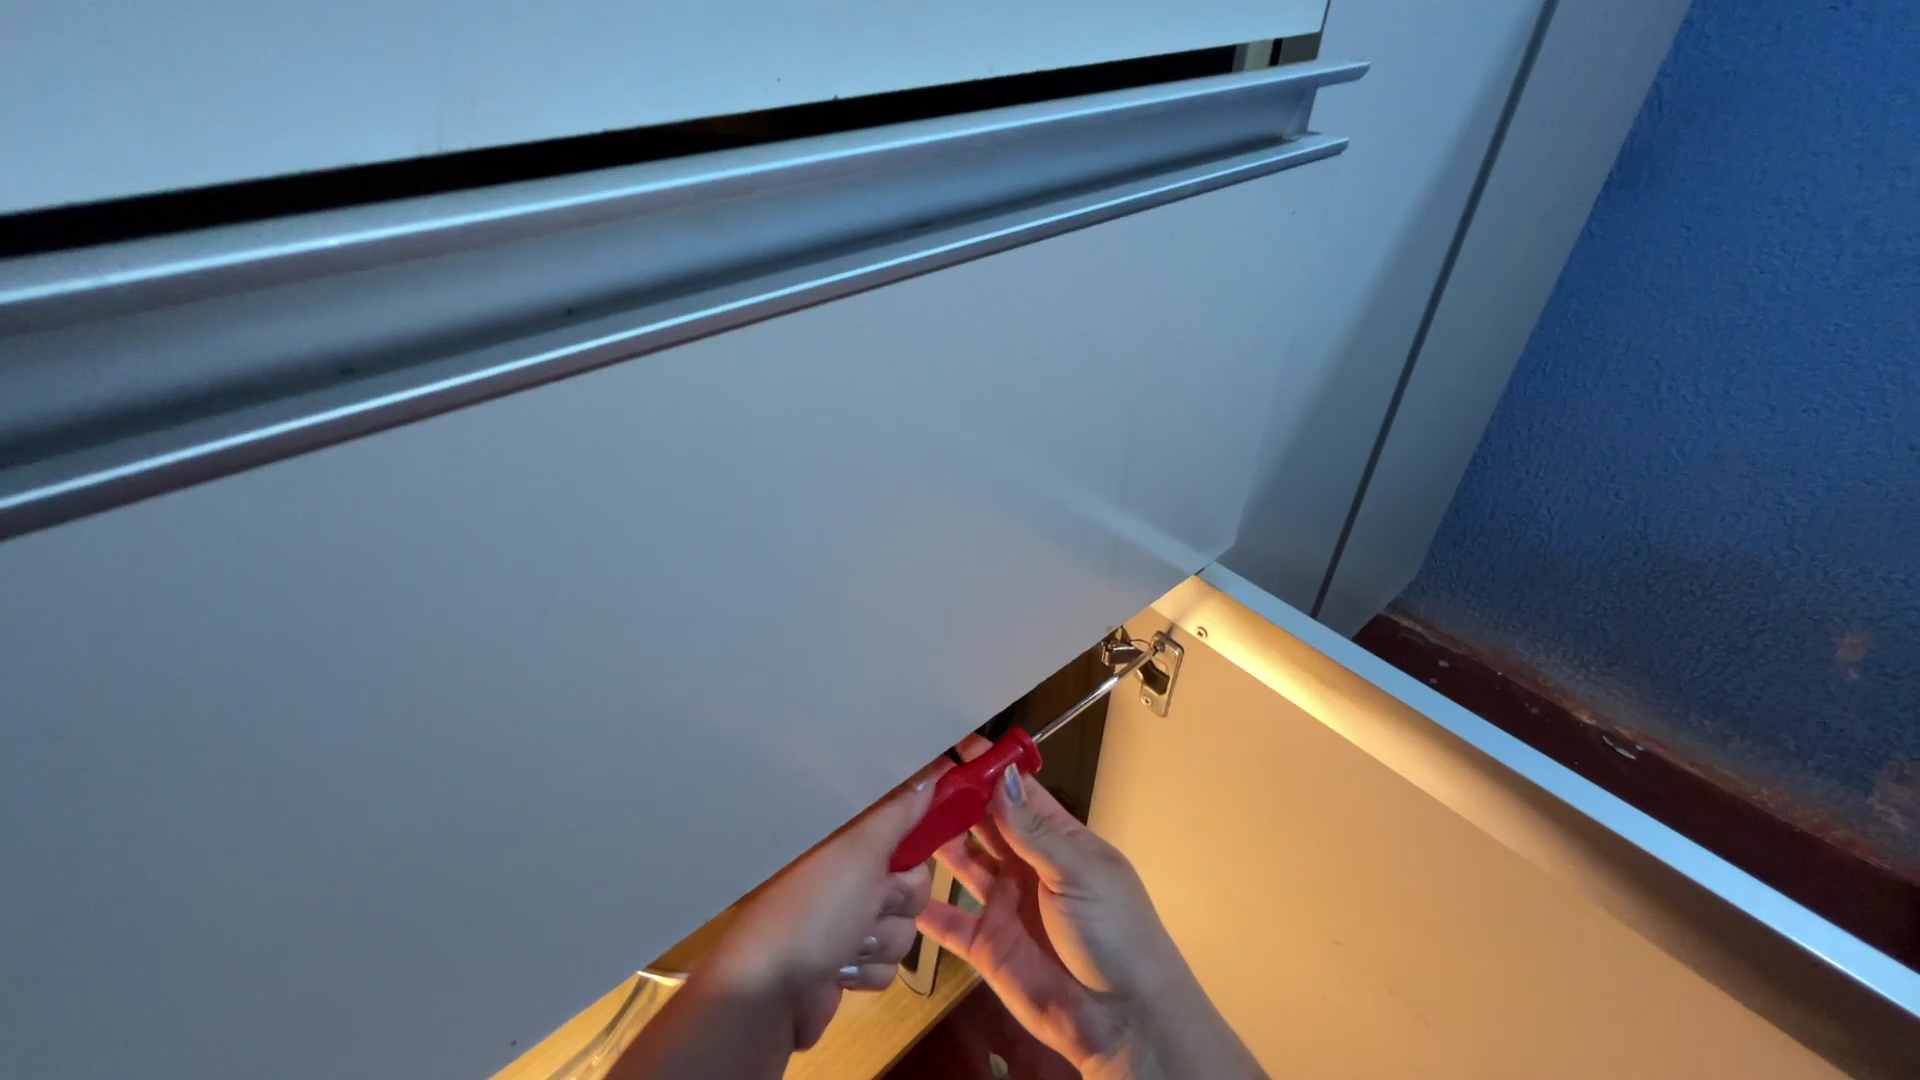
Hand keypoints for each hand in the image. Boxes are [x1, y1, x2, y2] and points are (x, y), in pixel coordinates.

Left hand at [700, 770, 938, 1048]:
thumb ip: (898, 811)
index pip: (897, 819)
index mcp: (841, 835)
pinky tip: (839, 972)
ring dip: (880, 939)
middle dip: (898, 897)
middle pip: (912, 876)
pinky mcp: (846, 960)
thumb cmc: (812, 909)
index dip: (915, 831)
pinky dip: (868, 970)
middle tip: (872, 900)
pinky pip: (888, 963)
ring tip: (845, 944)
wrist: (766, 996)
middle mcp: (844, 870)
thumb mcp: (859, 850)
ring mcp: (843, 918)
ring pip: (903, 923)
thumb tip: (931, 770)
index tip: (923, 841)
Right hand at [915, 736, 1264, 1078]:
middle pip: (983, 823)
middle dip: (955, 800)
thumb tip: (1003, 778)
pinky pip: (947, 920)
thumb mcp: (1080, 872)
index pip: (1017, 793)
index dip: (988, 770)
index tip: (954, 746)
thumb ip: (1035, 830)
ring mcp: (1003, 903)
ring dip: (935, 843)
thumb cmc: (1114, 932)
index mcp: (1057, 840)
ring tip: (897, 820)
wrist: (1123, 1021)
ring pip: (961, 863)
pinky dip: (924, 905)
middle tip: (913, 780)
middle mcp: (1026, 865)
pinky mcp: (985, 944)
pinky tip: (895, 886)